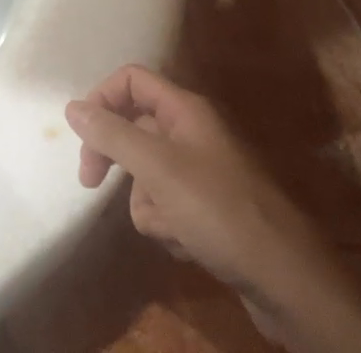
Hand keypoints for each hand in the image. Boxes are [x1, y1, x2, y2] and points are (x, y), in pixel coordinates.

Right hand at [68, 66, 360, 352]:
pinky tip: (187, 243)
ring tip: (172, 226)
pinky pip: (169, 207)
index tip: (82, 134)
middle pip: (135, 130)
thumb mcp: (157, 168)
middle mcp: (195, 134)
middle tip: (91, 183)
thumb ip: (111, 134)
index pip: (133, 80)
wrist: (288, 279)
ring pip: (148, 176)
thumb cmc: (220, 212)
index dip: (102, 99)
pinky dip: (168, 225)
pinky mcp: (210, 212)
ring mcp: (204, 175)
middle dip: (117, 161)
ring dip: (148, 204)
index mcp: (187, 111)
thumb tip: (72, 107)